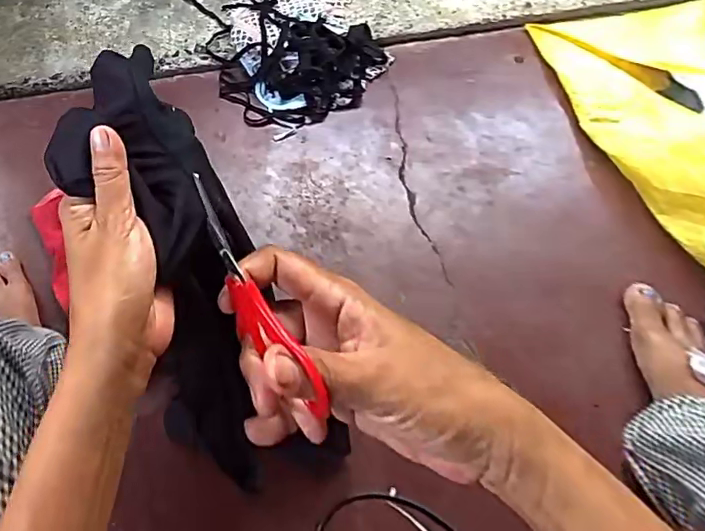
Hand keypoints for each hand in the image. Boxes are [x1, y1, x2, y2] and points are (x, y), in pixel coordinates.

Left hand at [59, 126, 173, 389]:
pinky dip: (172, 206)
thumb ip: (111, 175)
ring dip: (159, 184)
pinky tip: (188, 184)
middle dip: (142, 160)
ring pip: (144, 197)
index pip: (92, 162)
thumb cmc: (112, 283)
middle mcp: (100, 215)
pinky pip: (162, 219)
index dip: (111, 139)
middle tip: (167, 127)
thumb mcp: (113, 220)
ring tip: (181, 149)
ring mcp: (126, 232)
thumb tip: (99, 130)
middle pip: (121, 178)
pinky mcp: (151, 248)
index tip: (135, 112)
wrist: (131, 342)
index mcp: (79, 206)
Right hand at [224, 246, 525, 485]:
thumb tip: (268, 366)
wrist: (476, 436)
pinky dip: (280, 413)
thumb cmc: (433, 387)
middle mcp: (325, 323)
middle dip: (261, 357)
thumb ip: (318, 373)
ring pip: (277, 362)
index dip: (250, 274)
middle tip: (270, 395)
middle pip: (269, 322)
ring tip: (291, 424)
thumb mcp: (374, 377)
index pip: (282, 267)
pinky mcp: (333, 392)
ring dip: (274, 393)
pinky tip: (272, 434)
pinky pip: (293, 395)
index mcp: (337, 300)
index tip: (228, 304)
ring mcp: (328, 358)